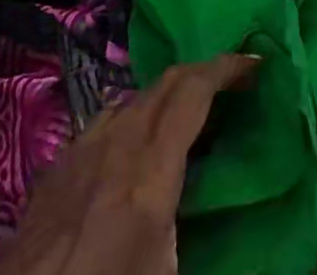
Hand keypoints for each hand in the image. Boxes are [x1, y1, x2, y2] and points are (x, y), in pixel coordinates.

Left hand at [0, 53, 260, 274]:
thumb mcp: (166, 273)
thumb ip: (204, 237)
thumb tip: (259, 249)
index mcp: (148, 174)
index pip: (190, 95)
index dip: (225, 69)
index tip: (254, 63)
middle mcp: (114, 146)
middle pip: (162, 87)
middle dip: (202, 74)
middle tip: (236, 84)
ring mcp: (80, 149)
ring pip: (132, 100)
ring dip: (168, 96)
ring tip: (193, 113)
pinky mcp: (58, 164)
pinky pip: (105, 121)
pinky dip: (135, 117)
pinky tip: (138, 141)